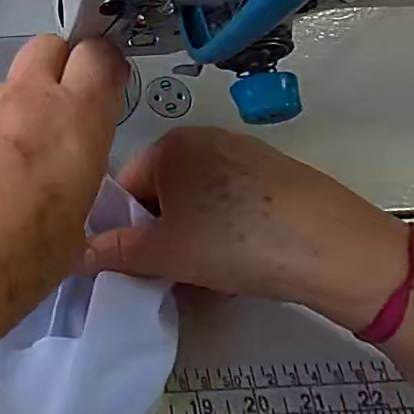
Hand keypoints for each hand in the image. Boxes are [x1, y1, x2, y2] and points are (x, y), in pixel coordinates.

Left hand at [0, 36, 127, 413]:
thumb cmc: (4, 269)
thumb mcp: (67, 239)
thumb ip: (72, 187)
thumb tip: (57, 175)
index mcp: (71, 123)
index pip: (99, 57)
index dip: (103, 73)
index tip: (100, 99)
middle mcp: (22, 101)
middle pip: (48, 49)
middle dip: (58, 73)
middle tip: (55, 124)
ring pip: (5, 88)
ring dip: (13, 114)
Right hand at [82, 127, 408, 330]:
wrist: (343, 253)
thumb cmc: (236, 242)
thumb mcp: (163, 253)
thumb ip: (111, 251)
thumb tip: (71, 254)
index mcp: (169, 144)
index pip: (124, 186)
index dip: (125, 227)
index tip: (140, 259)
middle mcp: (204, 138)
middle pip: (161, 194)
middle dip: (162, 235)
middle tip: (174, 272)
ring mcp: (246, 153)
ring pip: (197, 202)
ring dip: (192, 237)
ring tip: (209, 275)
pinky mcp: (278, 174)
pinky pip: (231, 202)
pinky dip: (225, 230)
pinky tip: (242, 262)